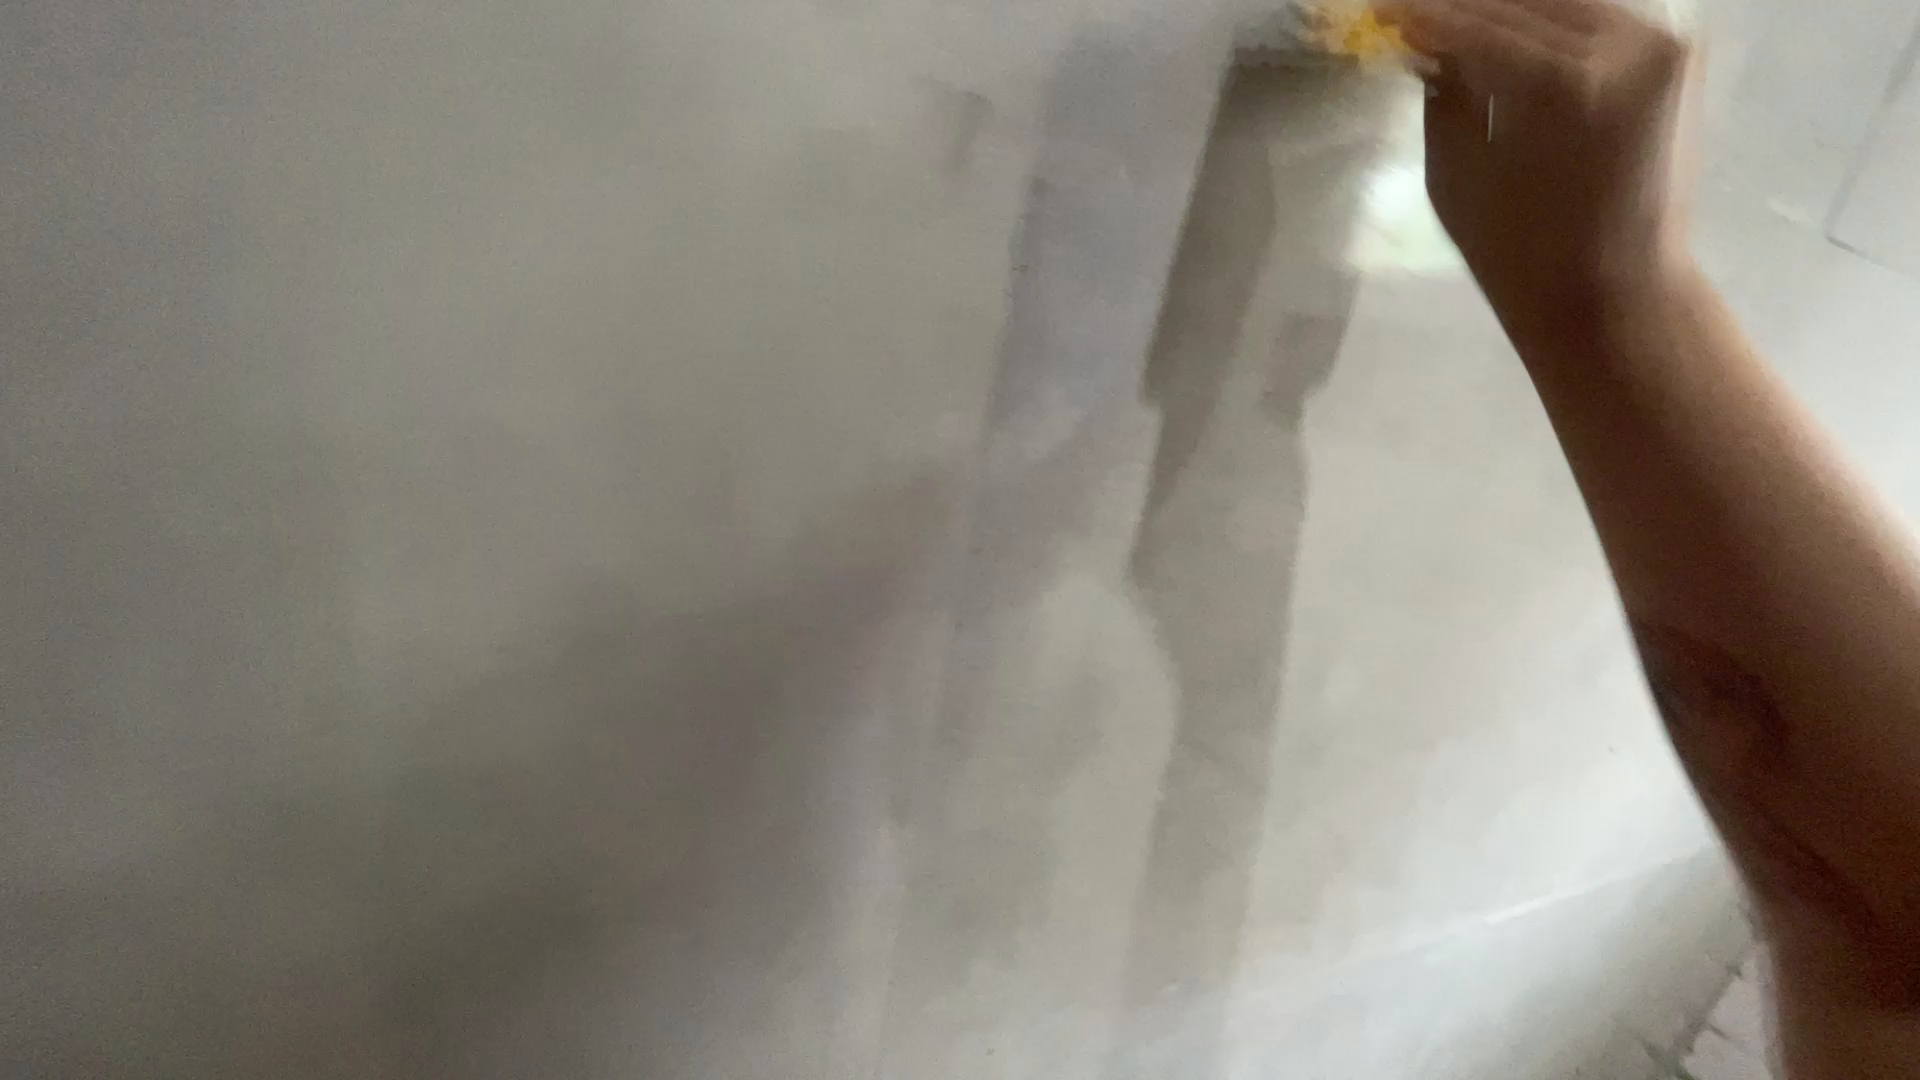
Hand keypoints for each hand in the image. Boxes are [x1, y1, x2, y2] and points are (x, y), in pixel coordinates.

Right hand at [1387, 0, 1694, 318]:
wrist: (1611, 290)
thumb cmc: (1517, 256)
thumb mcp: (1456, 179)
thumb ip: (1446, 100)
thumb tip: (1428, 49)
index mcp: (1567, 80)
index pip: (1480, 26)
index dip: (1424, 16)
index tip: (1380, 10)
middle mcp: (1629, 38)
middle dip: (1464, 6)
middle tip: (1413, 13)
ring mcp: (1664, 37)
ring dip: (1503, 9)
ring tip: (1452, 22)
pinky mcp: (1677, 49)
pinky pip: (1595, 15)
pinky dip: (1544, 18)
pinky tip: (1504, 30)